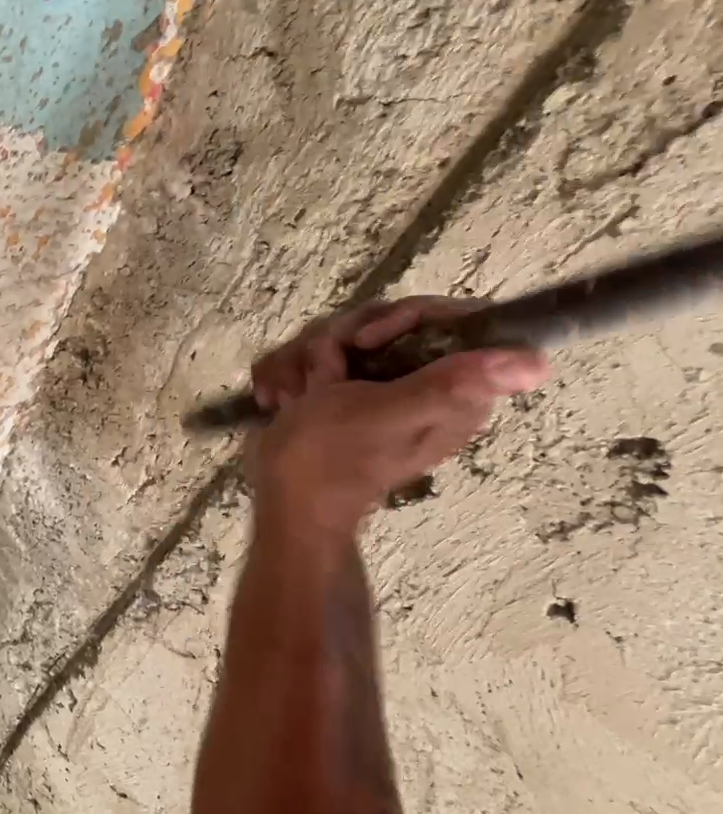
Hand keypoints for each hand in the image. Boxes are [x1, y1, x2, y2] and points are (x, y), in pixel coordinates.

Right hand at [247, 297, 548, 533]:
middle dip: (331, 343)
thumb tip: (537, 364)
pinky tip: (276, 400)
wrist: (281, 497)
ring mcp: (371, 387)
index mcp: (450, 389)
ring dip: (299, 362)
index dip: (403, 316)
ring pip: (333, 337)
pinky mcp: (333, 392)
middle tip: (318, 375)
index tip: (363, 340)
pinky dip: (283, 375)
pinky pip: (306, 357)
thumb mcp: (386, 415)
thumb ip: (449, 385)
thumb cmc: (329, 459)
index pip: (447, 320)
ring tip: (289, 396)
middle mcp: (417, 382)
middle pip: (379, 322)